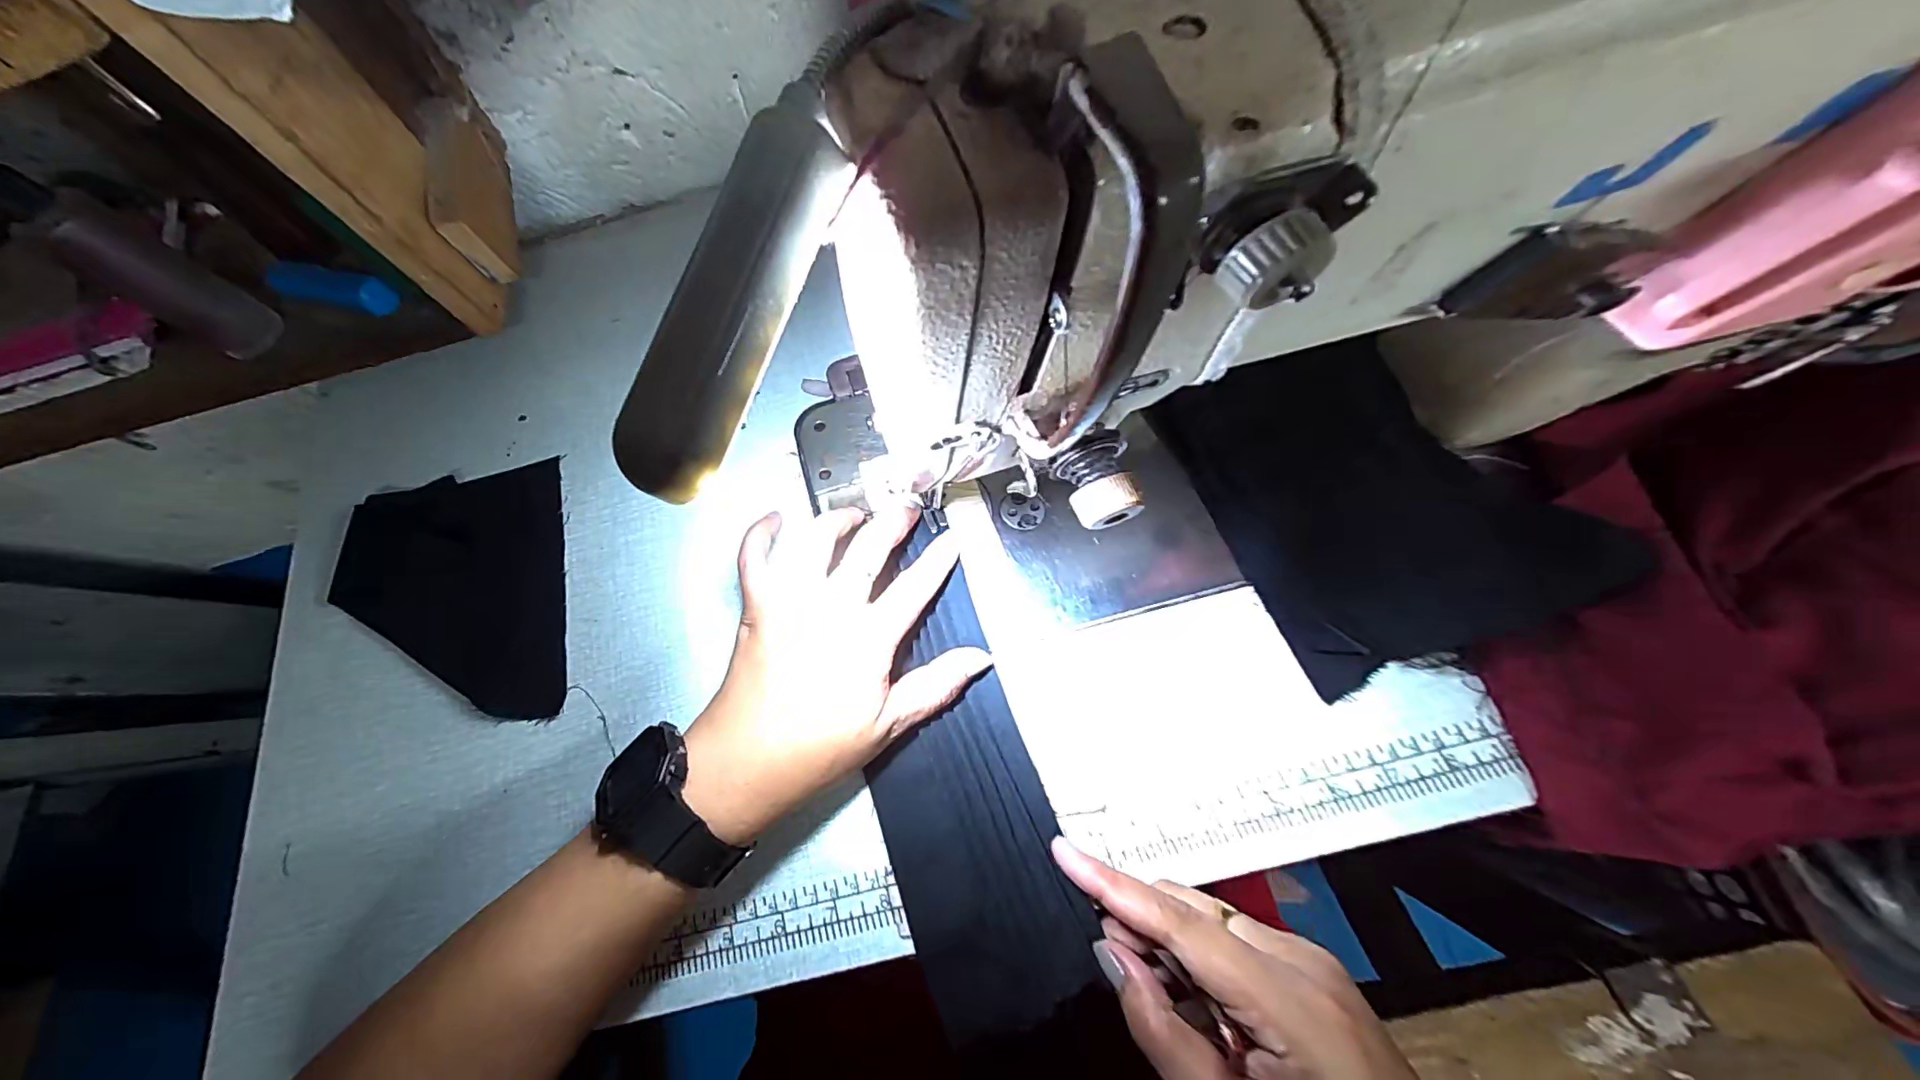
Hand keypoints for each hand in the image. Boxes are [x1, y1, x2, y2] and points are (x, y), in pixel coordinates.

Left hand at [678, 503, 992, 846]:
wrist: (746, 761)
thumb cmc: (816, 748)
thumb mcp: (888, 724)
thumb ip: (936, 685)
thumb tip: (978, 660)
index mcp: (869, 637)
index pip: (915, 585)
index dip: (939, 559)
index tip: (951, 540)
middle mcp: (830, 608)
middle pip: (869, 548)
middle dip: (893, 521)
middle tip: (907, 510)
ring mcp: (789, 601)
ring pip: (814, 539)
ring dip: (836, 518)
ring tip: (853, 514)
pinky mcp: (756, 605)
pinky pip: (755, 556)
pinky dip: (763, 532)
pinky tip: (776, 520)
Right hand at [1052, 838, 1415, 1079]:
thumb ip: (1161, 1032)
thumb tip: (1115, 957)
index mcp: (1289, 1000)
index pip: (1178, 922)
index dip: (1113, 884)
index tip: (1067, 852)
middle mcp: (1303, 962)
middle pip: (1192, 908)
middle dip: (1140, 921)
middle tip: (1116, 967)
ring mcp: (1314, 964)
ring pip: (1211, 921)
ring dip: (1173, 949)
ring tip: (1178, 1017)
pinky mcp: (1316, 972)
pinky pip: (1238, 943)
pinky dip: (1204, 963)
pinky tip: (1208, 1017)